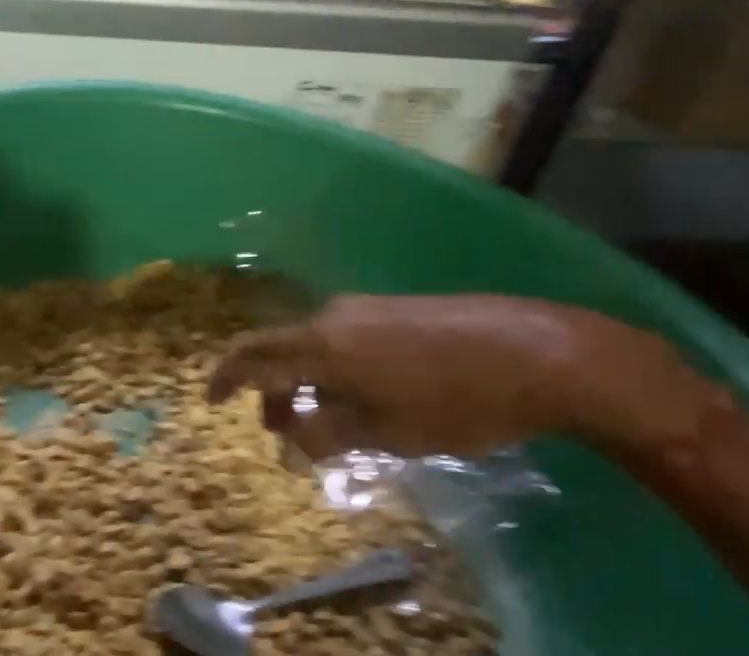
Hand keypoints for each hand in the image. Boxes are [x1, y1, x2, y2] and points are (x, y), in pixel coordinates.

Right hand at [207, 294, 715, 458]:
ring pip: (313, 344)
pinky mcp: (393, 310)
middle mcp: (332, 317)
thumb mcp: (390, 433)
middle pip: (280, 349)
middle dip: (270, 389)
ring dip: (306, 381)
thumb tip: (295, 440)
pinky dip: (333, 368)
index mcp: (322, 345)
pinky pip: (342, 337)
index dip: (226, 377)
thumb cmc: (458, 401)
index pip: (253, 356)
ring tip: (330, 421)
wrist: (537, 353)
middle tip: (282, 430)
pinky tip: (365, 396)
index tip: (211, 400)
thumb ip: (331, 434)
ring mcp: (365, 308)